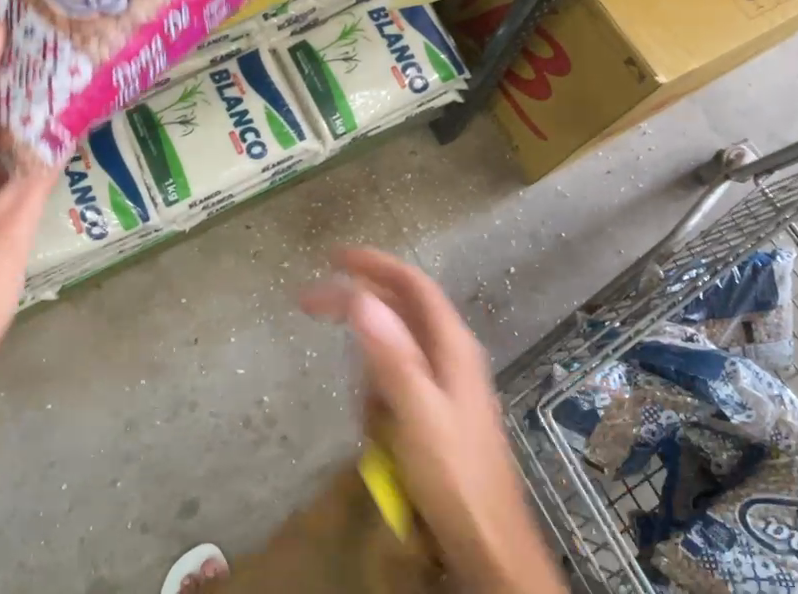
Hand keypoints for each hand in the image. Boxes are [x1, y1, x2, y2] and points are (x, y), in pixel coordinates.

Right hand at [302, 249, 564, 593]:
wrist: (487, 540)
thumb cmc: (454, 475)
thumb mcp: (417, 413)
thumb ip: (390, 355)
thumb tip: (359, 299)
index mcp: (452, 345)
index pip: (411, 284)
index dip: (373, 264)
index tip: (332, 257)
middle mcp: (451, 353)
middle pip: (401, 308)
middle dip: (358, 304)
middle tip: (310, 304)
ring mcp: (446, 381)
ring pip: (396, 347)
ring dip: (367, 361)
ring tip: (358, 402)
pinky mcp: (437, 408)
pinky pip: (396, 380)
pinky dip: (376, 389)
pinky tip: (372, 421)